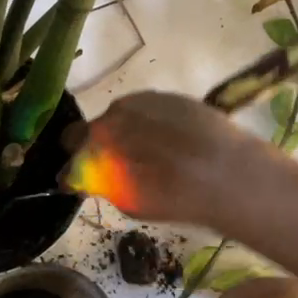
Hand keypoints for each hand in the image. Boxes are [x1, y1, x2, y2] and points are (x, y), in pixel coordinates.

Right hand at [60, 92, 270, 225]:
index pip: (71, 146)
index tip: (85, 178)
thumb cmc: (173, 197)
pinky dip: (154, 124)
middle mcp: (114, 113)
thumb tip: (94, 179)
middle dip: (100, 144)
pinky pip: (151, 110)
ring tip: (154, 154)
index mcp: (97, 140)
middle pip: (96, 126)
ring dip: (129, 132)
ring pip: (124, 116)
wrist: (227, 173)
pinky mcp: (171, 96)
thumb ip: (104, 185)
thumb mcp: (130, 202)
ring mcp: (144, 100)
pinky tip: (174, 143)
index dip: (75, 164)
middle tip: (120, 166)